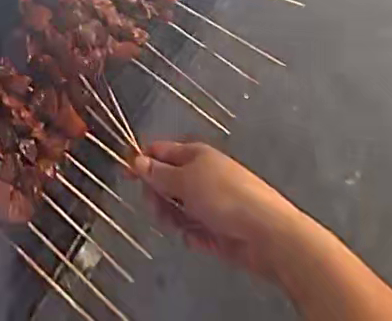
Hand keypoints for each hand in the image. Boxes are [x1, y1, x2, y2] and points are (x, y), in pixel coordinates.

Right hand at [130, 140, 306, 281]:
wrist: (266, 233)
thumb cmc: (224, 196)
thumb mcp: (185, 181)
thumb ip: (158, 173)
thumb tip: (137, 159)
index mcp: (193, 154)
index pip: (159, 151)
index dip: (141, 161)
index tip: (125, 175)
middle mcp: (200, 174)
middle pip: (165, 182)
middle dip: (157, 196)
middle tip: (158, 209)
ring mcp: (209, 201)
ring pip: (177, 208)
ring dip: (173, 219)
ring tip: (182, 228)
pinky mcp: (217, 228)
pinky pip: (193, 230)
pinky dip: (192, 235)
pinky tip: (199, 240)